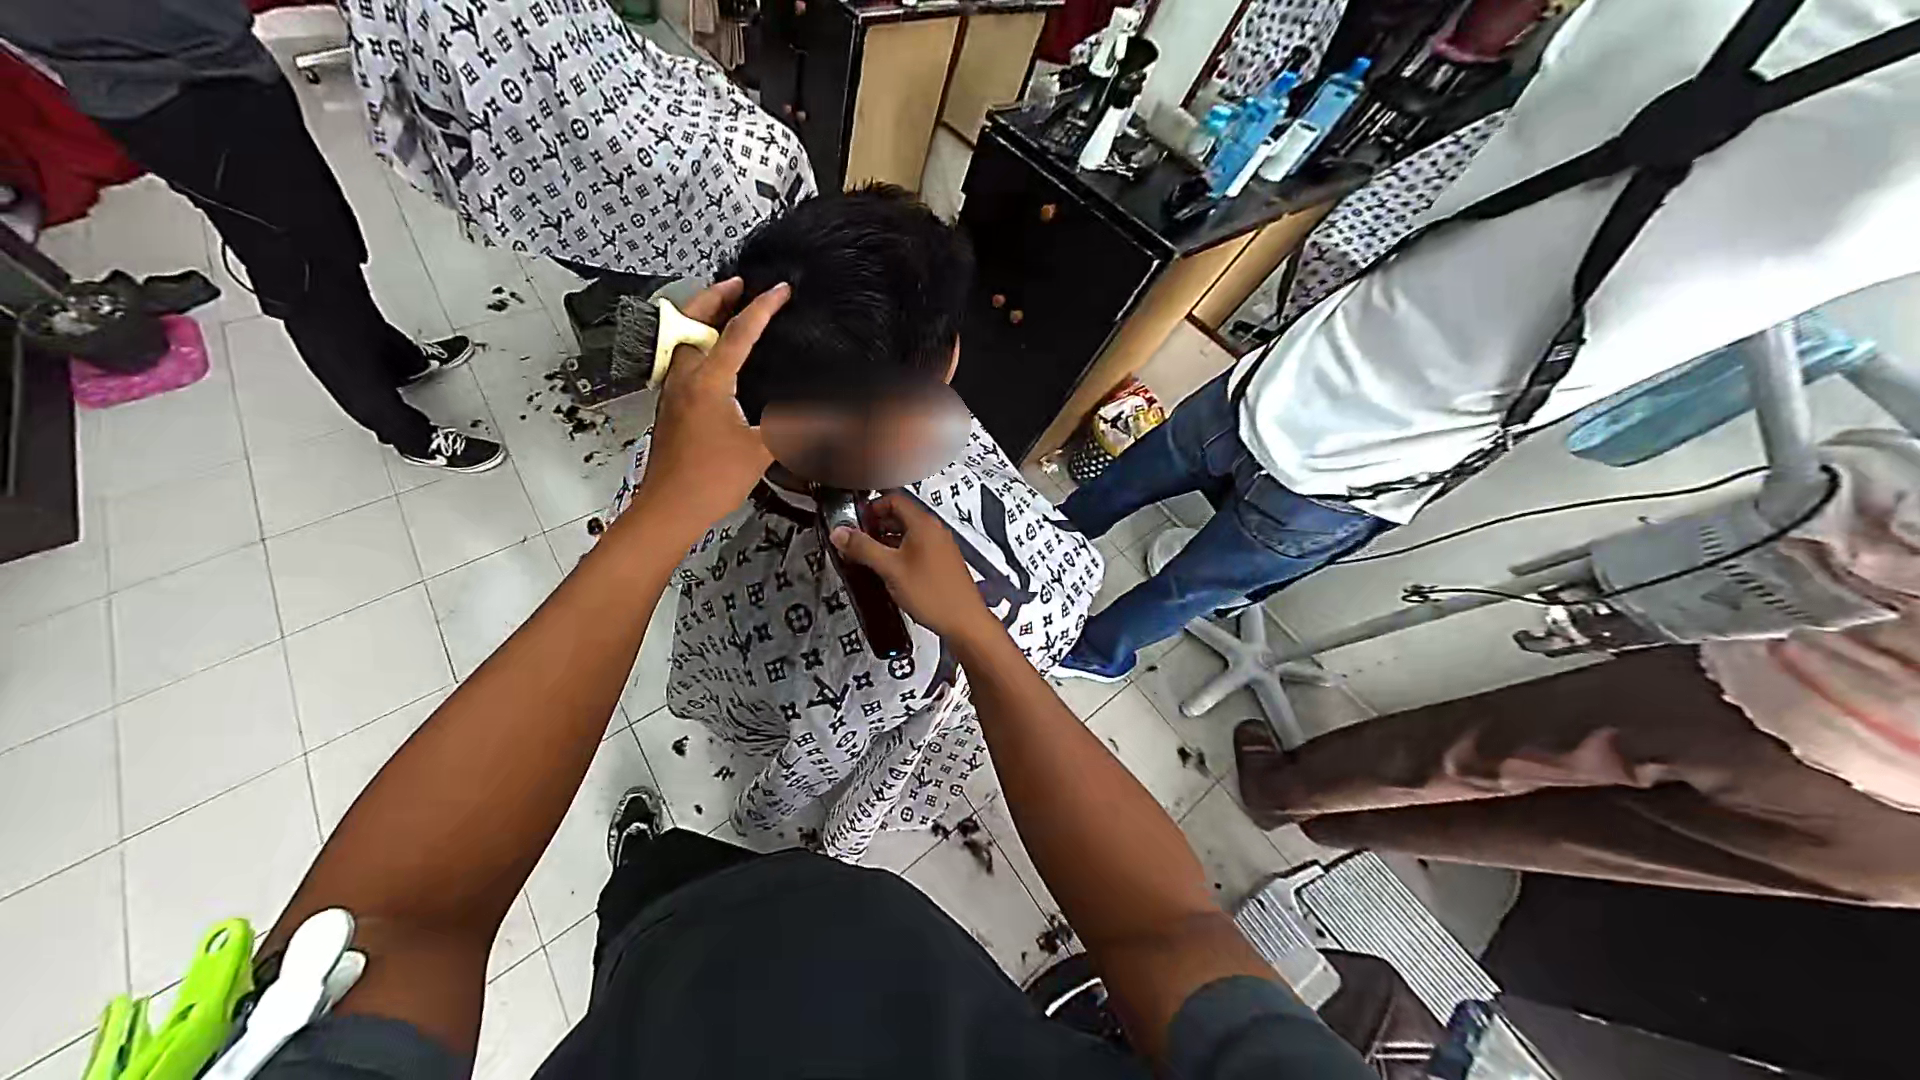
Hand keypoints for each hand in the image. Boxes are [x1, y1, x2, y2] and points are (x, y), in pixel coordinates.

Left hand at [632, 278, 789, 534]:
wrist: (670, 507)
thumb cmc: (707, 481)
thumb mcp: (761, 451)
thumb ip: (796, 429)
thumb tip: (831, 419)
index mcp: (707, 381)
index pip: (738, 332)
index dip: (762, 308)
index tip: (779, 290)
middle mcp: (684, 379)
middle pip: (694, 321)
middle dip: (716, 296)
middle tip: (737, 283)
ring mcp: (672, 393)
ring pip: (683, 340)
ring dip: (702, 318)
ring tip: (723, 311)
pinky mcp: (670, 408)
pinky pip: (681, 361)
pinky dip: (697, 344)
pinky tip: (711, 359)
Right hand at [829, 494, 998, 642]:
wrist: (963, 621)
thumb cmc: (935, 594)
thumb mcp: (890, 569)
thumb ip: (863, 548)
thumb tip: (841, 533)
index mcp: (924, 524)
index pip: (894, 499)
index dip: (871, 507)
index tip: (856, 519)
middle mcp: (935, 531)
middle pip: (900, 515)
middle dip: (876, 524)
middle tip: (858, 538)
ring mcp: (940, 547)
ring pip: (908, 534)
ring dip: (887, 540)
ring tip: (869, 555)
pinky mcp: (942, 563)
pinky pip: (917, 549)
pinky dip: (900, 553)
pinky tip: (890, 570)